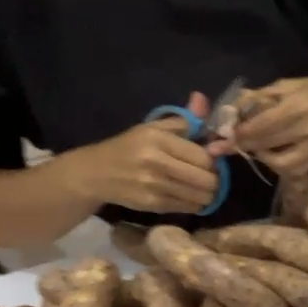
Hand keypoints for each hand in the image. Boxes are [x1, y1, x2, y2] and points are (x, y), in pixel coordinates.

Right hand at [66, 91, 217, 213]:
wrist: (93, 172)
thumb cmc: (129, 148)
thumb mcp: (153, 128)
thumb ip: (184, 119)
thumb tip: (202, 98)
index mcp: (157, 139)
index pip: (206, 157)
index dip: (213, 161)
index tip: (208, 161)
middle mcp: (156, 162)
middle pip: (209, 180)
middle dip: (214, 180)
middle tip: (205, 177)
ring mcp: (155, 185)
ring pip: (204, 197)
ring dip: (207, 194)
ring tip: (196, 187)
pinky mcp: (154, 204)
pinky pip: (192, 208)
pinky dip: (194, 203)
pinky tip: (183, 195)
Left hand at [226, 76, 307, 177]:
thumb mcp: (292, 84)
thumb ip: (264, 96)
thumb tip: (236, 109)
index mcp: (297, 107)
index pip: (261, 125)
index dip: (240, 132)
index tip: (224, 135)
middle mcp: (307, 130)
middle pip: (268, 145)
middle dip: (246, 146)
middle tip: (231, 144)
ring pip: (283, 164)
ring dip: (265, 159)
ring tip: (259, 149)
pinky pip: (297, 169)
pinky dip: (282, 165)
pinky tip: (277, 155)